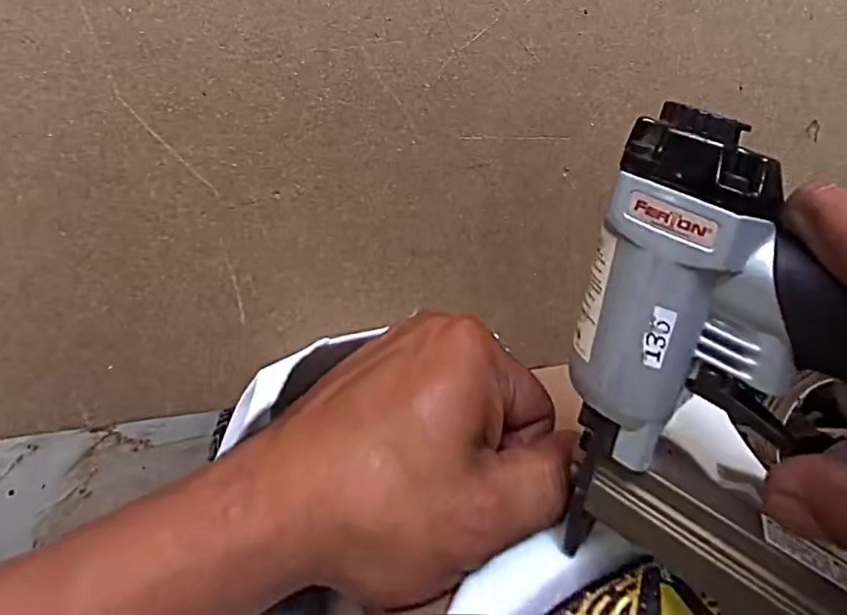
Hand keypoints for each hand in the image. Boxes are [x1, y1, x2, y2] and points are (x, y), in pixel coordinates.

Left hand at [236, 311, 577, 608]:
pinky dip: (412, 451)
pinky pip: (420, 414)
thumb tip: (570, 460)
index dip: (518, 472)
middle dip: (480, 467)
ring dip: (445, 462)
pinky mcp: (372, 372)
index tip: (486, 497)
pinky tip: (388, 482)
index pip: (538, 415)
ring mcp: (397, 349)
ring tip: (408, 492)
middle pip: (496, 414)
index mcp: (469, 347)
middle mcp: (432, 334)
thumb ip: (555, 481)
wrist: (277, 508)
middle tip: (443, 500)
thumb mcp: (488, 512)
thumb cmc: (359, 503)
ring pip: (457, 419)